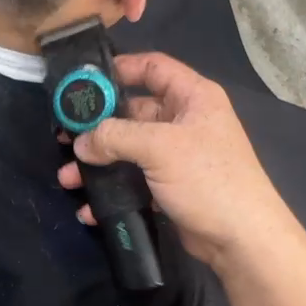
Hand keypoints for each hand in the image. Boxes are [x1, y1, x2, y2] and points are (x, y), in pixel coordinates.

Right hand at [57, 53, 285, 272]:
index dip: (119, 69)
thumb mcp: (160, 148)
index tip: (83, 81)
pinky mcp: (169, 186)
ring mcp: (177, 155)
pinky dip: (112, 190)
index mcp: (192, 97)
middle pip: (132, 113)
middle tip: (64, 137)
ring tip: (68, 178)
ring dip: (98, 164)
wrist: (241, 238)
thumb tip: (81, 142)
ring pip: (128, 150)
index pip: (153, 68)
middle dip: (97, 127)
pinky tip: (89, 207)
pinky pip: (133, 180)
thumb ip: (116, 137)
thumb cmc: (208, 179)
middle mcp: (184, 121)